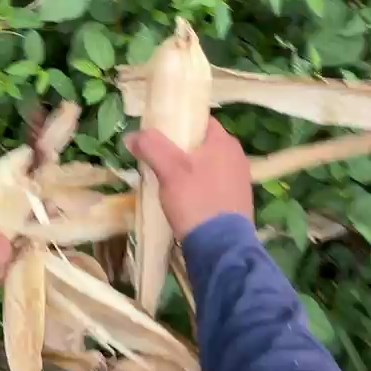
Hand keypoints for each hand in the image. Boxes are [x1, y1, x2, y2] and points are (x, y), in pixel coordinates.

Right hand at [126, 117, 253, 237]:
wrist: (221, 251)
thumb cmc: (197, 200)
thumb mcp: (168, 169)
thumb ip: (150, 146)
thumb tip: (132, 136)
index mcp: (226, 143)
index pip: (200, 120)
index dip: (178, 121)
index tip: (159, 131)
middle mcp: (237, 158)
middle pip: (201, 143)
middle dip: (179, 147)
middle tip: (157, 155)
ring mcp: (239, 182)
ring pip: (205, 164)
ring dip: (187, 168)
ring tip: (165, 177)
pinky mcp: (235, 203)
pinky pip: (211, 184)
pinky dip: (196, 186)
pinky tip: (181, 197)